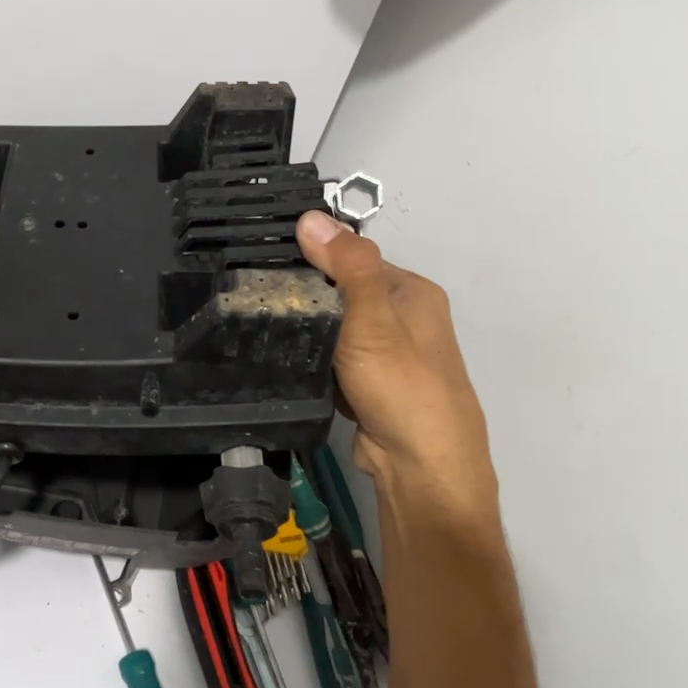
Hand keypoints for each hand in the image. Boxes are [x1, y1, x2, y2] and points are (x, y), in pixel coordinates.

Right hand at [296, 211, 496, 502]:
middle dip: (311, 302)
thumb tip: (311, 217)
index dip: (315, 260)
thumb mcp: (371, 321)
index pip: (354, 259)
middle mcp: (405, 319)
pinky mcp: (372, 387)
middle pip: (343, 295)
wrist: (420, 470)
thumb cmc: (403, 389)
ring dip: (312, 337)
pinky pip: (334, 363)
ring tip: (273, 333)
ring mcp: (389, 357)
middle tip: (267, 303)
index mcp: (413, 293)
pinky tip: (298, 369)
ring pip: (336, 331)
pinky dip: (318, 366)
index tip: (270, 267)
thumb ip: (345, 268)